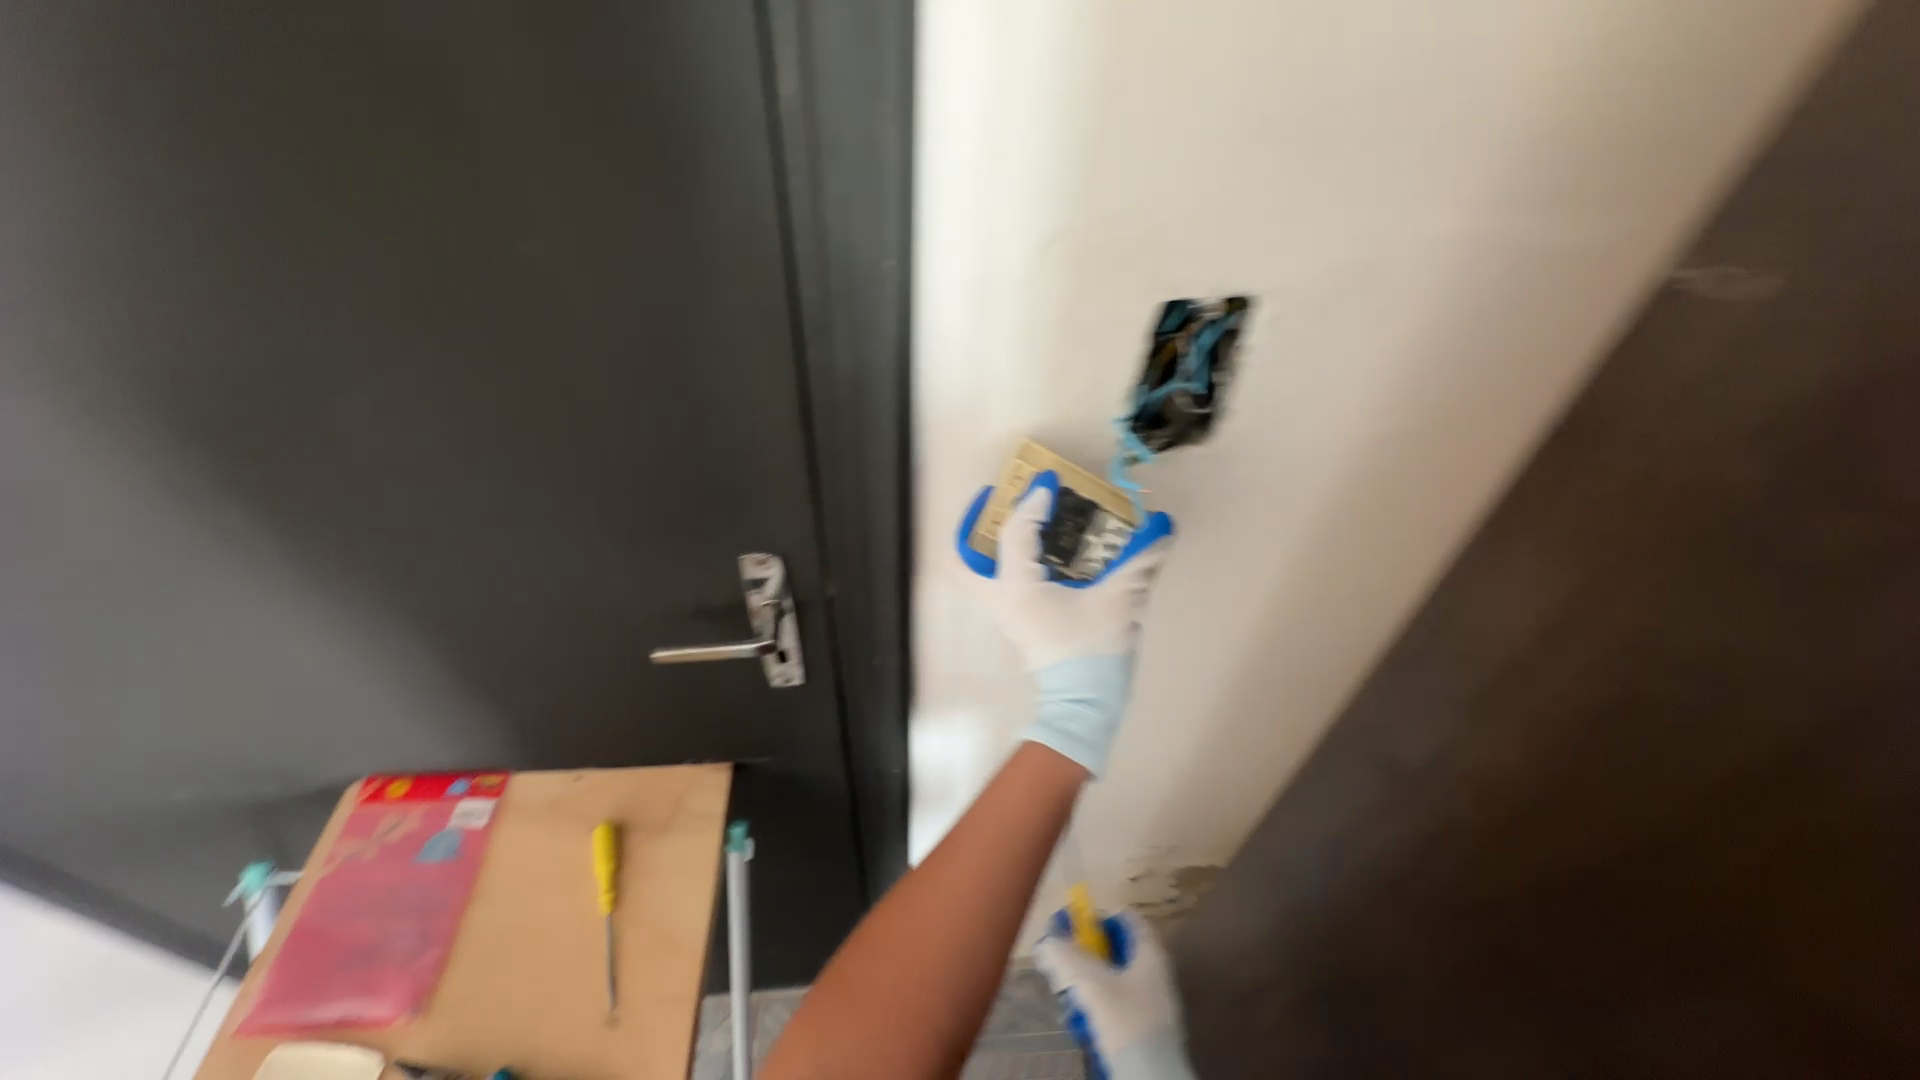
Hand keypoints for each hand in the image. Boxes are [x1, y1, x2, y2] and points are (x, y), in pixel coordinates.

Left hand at [955, 470, 1173, 774]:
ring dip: (989, 547)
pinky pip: (997, 585)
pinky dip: (1009, 564)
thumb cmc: (1094, 650)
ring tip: (1018, 525)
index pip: (1014, 532)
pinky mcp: (1017, 624)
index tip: (1049, 484)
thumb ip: (1139, 561)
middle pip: (960, 561)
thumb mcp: (1119, 602)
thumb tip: (1162, 527)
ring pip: (975, 576)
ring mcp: (1004, 615)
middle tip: (996, 505)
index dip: (1031, 503)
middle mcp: (1001, 599)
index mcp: (1018, 588)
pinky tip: (1042, 554)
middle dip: (972, 529)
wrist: (1085, 703)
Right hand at [1034, 909, 1195, 1079]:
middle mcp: (1154, 971)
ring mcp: (1151, 1000)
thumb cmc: (1125, 1019)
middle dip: (1085, 953)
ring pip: (1112, 978)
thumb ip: (1066, 956)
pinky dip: (1095, 1006)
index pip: (1126, 918)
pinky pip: (1115, 1004)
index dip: (1097, 917)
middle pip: (1115, 949)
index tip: (1073, 926)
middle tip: (1063, 961)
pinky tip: (1078, 1020)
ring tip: (1066, 994)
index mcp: (1149, 952)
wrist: (1151, 1076)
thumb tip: (1047, 942)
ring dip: (1086, 982)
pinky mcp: (1142, 1026)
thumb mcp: (1091, 982)